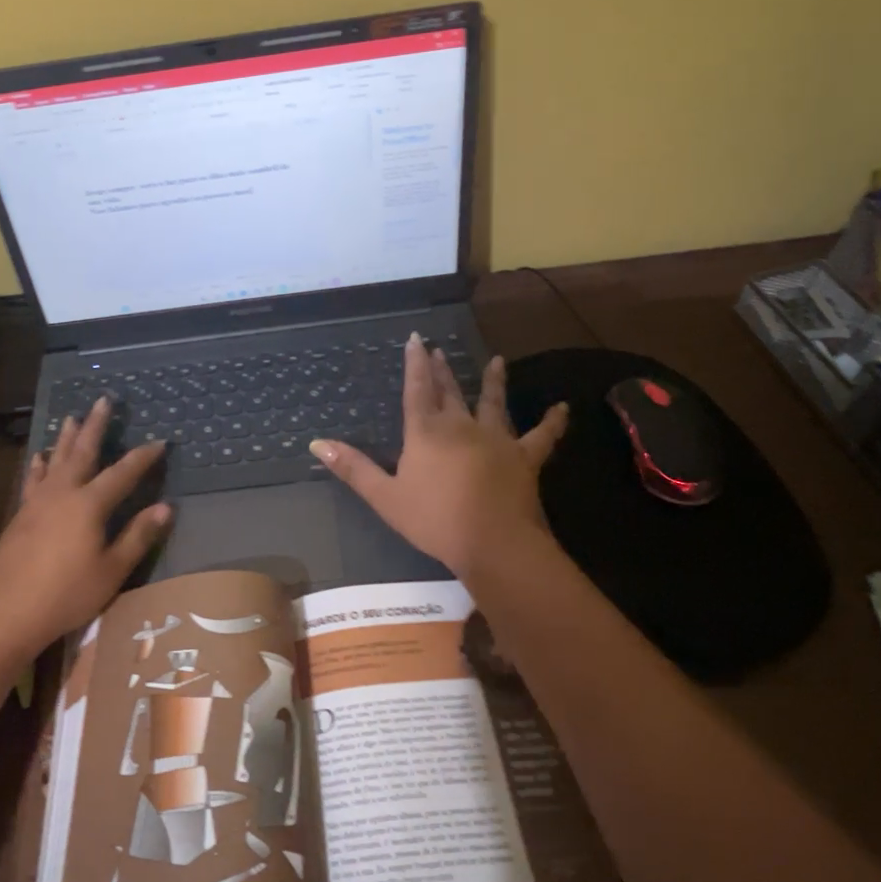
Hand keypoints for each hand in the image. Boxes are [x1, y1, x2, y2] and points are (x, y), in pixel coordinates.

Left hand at [0, 398, 170, 657]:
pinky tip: (39, 458)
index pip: (123, 473)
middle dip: (96, 426)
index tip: (160, 441)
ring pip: (56, 460)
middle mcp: (63, 493)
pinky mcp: (20, 516)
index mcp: (89, 504)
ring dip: (66, 438)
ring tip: (72, 417)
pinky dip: (40, 465)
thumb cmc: (65, 595)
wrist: (2, 613)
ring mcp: (37, 502)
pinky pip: (34, 478)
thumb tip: (166, 507)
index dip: (142, 457)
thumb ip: (137, 537)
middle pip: (83, 452)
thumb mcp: (111, 571)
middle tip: (103, 400)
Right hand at [310, 335, 567, 579]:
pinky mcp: (524, 458)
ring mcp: (496, 440)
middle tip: (440, 349)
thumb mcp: (385, 497)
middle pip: (450, 392)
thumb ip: (353, 468)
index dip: (415, 365)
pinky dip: (552, 422)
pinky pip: (541, 436)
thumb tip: (317, 442)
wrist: (492, 542)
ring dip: (494, 382)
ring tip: (497, 361)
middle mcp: (461, 426)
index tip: (416, 339)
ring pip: (494, 404)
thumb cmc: (434, 520)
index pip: (417, 390)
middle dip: (443, 370)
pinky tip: (563, 407)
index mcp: (426, 433)